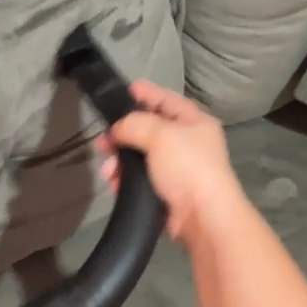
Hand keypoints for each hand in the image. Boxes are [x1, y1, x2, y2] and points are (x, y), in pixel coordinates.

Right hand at [97, 81, 247, 244]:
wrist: (202, 216)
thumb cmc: (186, 167)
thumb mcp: (160, 134)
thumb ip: (134, 124)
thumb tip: (117, 130)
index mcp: (193, 122)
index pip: (165, 100)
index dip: (145, 93)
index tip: (123, 90)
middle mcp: (187, 143)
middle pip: (148, 130)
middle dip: (123, 135)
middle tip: (103, 141)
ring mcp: (177, 169)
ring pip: (140, 157)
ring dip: (120, 162)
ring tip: (108, 171)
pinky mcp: (166, 191)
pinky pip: (139, 179)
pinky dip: (125, 181)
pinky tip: (114, 185)